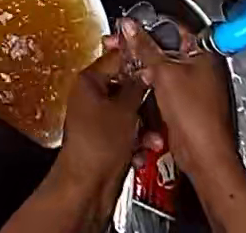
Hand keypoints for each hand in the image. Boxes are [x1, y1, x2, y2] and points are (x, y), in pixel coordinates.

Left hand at [55, 46, 148, 185]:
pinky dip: (135, 142)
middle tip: (158, 106)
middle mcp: (90, 96)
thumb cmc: (99, 144)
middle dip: (143, 102)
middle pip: (123, 88)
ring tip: (152, 139)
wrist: (87, 187)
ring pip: (127, 114)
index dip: (135, 61)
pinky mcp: (103, 140)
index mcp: (89, 81)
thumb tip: (145, 72)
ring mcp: (96, 119)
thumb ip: (137, 87)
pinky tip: (141, 152)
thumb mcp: (125, 110)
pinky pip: (125, 133)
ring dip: (143, 126)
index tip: (154, 63)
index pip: (115, 59)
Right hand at [114, 18, 245, 232]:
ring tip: (121, 62)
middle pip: (164, 47)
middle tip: (120, 44)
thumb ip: (145, 47)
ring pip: (160, 67)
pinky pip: (160, 85)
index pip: (173, 27)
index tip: (129, 26)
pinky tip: (132, 82)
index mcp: (201, 53)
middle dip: (140, 46)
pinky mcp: (181, 103)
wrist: (201, 157)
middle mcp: (197, 67)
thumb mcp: (164, 73)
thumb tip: (130, 27)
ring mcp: (189, 86)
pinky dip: (146, 82)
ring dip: (141, 65)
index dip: (149, 24)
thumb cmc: (195, 116)